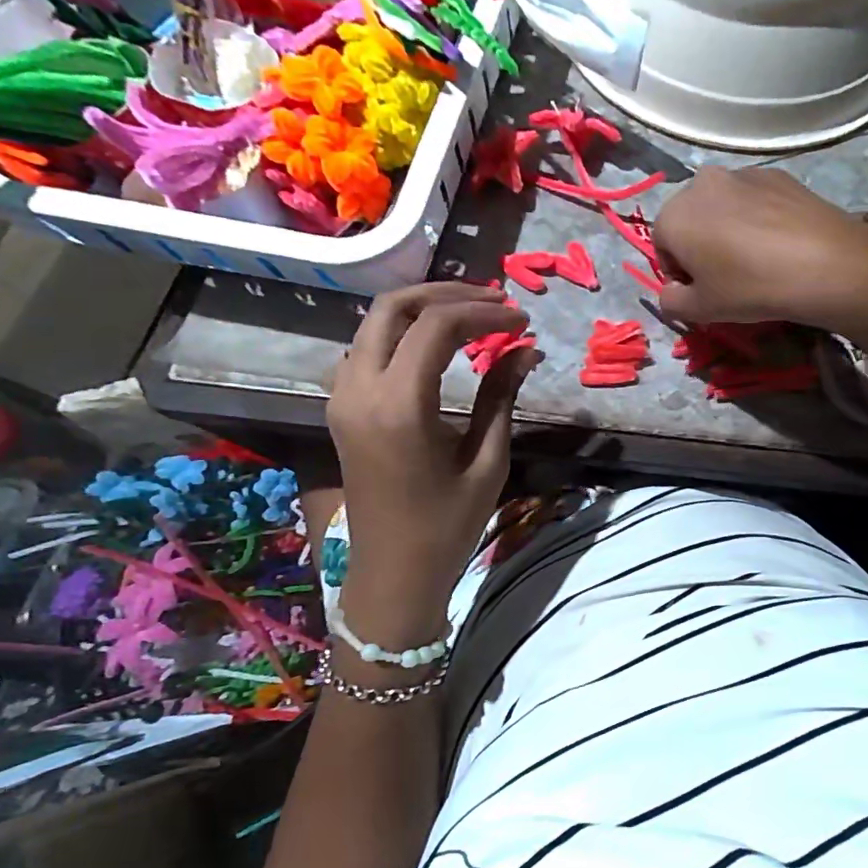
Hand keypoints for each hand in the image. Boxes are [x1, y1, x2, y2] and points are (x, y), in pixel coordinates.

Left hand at [326, 283, 538, 645]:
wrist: (393, 573)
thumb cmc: (447, 525)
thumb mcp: (486, 461)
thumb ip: (501, 395)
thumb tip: (526, 349)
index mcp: (398, 405)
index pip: (437, 326)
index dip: (484, 312)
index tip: (522, 321)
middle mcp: (359, 389)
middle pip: (395, 307)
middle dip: (449, 294)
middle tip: (496, 302)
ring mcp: (342, 396)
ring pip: (376, 322)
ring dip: (425, 309)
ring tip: (475, 316)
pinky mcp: (341, 407)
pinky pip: (368, 348)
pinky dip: (405, 333)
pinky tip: (441, 345)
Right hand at [652, 166, 867, 331]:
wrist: (825, 264)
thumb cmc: (751, 288)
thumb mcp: (702, 310)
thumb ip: (671, 302)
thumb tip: (670, 291)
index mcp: (674, 214)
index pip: (661, 244)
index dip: (677, 272)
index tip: (701, 292)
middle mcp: (701, 182)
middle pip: (690, 219)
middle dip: (700, 246)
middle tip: (727, 277)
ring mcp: (742, 173)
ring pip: (723, 207)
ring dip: (729, 230)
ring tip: (757, 260)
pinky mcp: (778, 174)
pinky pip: (755, 200)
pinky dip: (758, 219)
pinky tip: (780, 245)